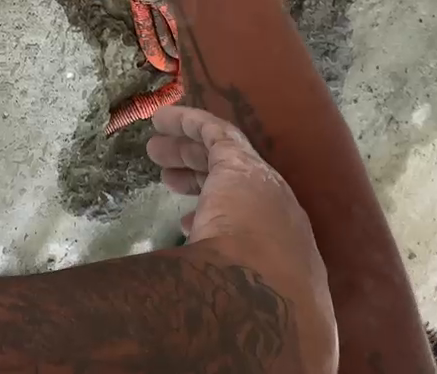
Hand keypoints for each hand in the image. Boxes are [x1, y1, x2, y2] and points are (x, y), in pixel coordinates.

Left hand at [148, 105, 337, 372]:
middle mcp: (280, 220)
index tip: (185, 221)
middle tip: (166, 176)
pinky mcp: (242, 165)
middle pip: (235, 188)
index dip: (213, 220)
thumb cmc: (245, 318)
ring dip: (189, 152)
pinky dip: (190, 122)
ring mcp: (266, 192)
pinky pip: (216, 133)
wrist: (271, 302)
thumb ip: (205, 299)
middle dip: (199, 179)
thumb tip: (165, 314)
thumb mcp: (224, 307)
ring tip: (155, 149)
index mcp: (280, 257)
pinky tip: (164, 119)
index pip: (246, 229)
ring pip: (224, 160)